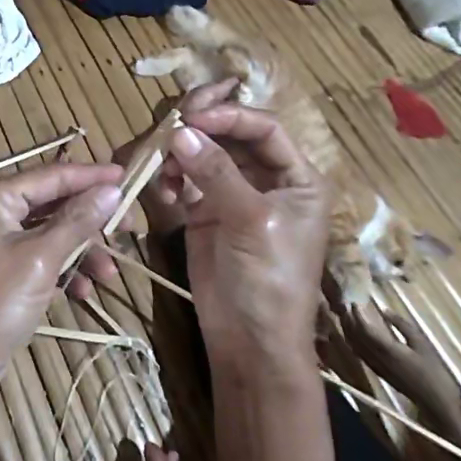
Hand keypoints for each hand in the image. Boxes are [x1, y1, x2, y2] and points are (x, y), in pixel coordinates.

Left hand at [0, 164, 123, 395]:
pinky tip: (82, 291)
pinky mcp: (0, 268)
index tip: (130, 175)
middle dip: (92, 220)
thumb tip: (114, 190)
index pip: (53, 175)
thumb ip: (79, 220)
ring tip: (109, 274)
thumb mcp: (42, 258)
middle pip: (55, 203)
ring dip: (83, 250)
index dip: (94, 176)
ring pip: (52, 232)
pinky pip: (41, 255)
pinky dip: (65, 269)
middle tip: (129, 227)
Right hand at [166, 103, 332, 370]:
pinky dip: (174, 178)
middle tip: (170, 127)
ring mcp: (236, 197)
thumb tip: (181, 131)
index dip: (232, 117)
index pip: (266, 129)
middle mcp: (269, 181)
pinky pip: (189, 182)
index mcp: (298, 178)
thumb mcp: (250, 221)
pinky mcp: (208, 215)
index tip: (195, 117)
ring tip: (162, 165)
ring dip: (184, 154)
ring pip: (208, 157)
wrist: (251, 343)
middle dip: (203, 131)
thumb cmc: (268, 280)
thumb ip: (217, 174)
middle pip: (234, 138)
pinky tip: (163, 189)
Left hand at [340, 306, 460, 427]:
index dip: (357, 316)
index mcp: (387, 350)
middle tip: (345, 306)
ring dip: (348, 332)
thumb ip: (401, 325)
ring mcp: (376, 367)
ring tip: (347, 316)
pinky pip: (360, 354)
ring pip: (355, 347)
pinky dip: (354, 342)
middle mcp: (377, 359)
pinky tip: (356, 335)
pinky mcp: (379, 372)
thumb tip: (384, 311)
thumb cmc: (432, 369)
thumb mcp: (420, 342)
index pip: (364, 330)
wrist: (434, 399)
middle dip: (348, 322)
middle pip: (356, 338)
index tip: (353, 302)